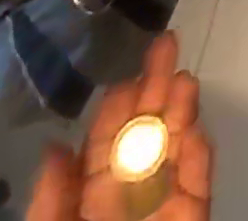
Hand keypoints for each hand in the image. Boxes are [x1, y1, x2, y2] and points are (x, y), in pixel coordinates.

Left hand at [26, 32, 211, 220]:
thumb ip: (50, 208)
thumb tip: (57, 147)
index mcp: (87, 209)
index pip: (104, 149)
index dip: (117, 109)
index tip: (129, 72)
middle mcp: (127, 204)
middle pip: (144, 139)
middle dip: (155, 93)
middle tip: (167, 44)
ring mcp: (163, 214)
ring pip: (174, 155)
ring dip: (179, 116)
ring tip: (182, 77)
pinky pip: (196, 190)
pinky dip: (197, 162)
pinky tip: (194, 131)